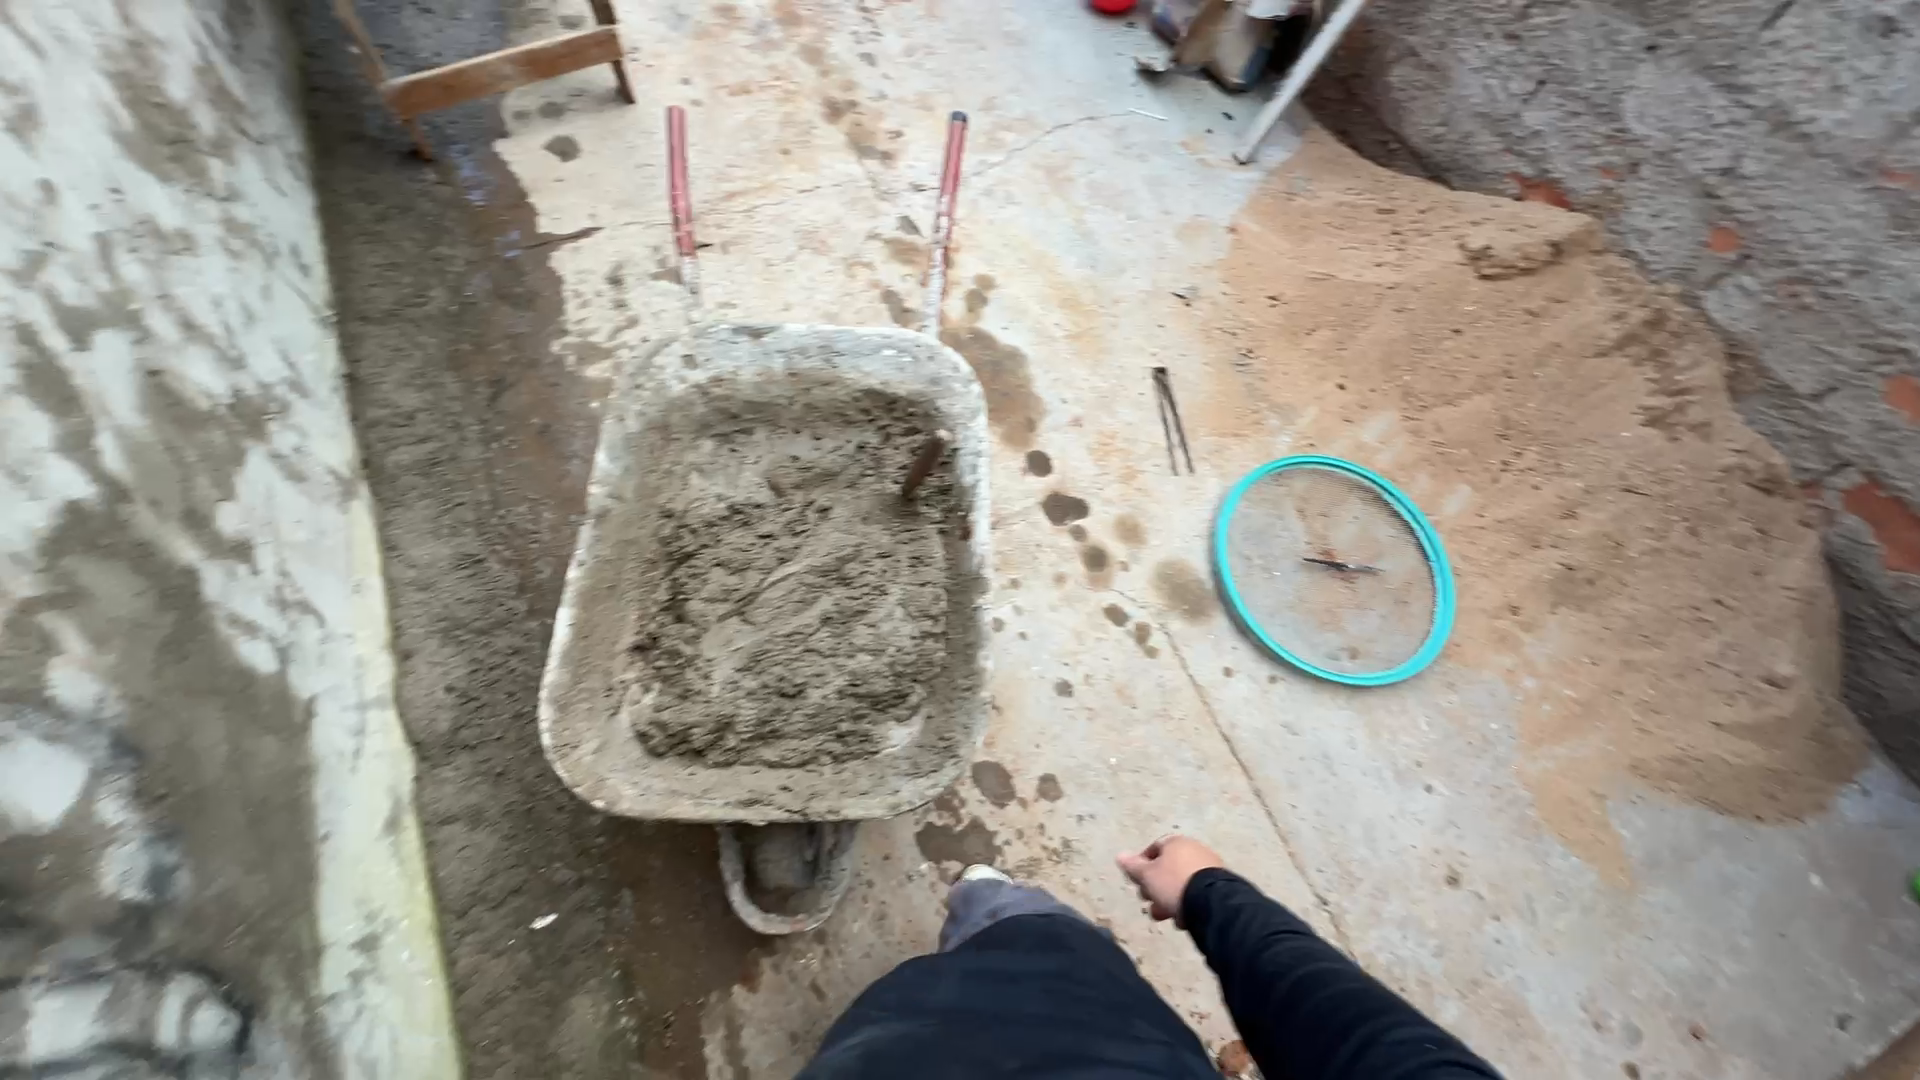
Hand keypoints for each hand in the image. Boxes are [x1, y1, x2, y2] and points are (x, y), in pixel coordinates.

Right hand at [1117, 835, 1223, 925]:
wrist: (1213, 903)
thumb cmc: (1174, 884)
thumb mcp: (1147, 876)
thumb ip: (1133, 866)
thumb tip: (1119, 855)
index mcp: (1175, 842)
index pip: (1152, 850)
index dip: (1141, 866)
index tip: (1137, 883)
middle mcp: (1194, 849)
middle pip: (1167, 868)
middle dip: (1155, 887)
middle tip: (1148, 903)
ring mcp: (1209, 867)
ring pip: (1182, 882)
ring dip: (1170, 899)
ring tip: (1165, 917)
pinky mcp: (1221, 885)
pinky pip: (1197, 892)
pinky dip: (1188, 903)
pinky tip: (1184, 919)